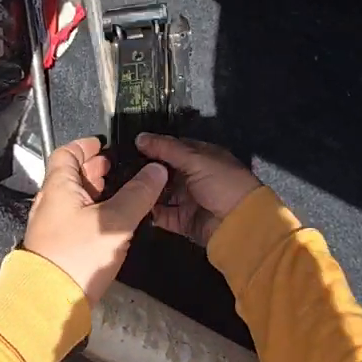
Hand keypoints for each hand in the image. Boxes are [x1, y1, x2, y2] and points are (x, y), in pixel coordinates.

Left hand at [23, 137, 168, 303]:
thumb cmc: (80, 253)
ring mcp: (52, 227)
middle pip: (71, 176)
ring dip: (96, 192)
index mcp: (58, 187)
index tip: (104, 145)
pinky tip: (113, 222)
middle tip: (120, 168)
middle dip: (95, 170)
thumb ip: (138, 194)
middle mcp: (50, 203)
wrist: (50, 302)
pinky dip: (94, 212)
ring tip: (122, 192)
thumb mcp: (115, 221)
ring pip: (75, 199)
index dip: (85, 146)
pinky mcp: (59, 248)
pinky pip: (77, 219)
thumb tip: (157, 168)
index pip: (66, 154)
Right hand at [135, 133, 262, 246]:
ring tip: (123, 187)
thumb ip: (167, 149)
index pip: (174, 148)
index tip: (131, 147)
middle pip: (165, 171)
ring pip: (161, 193)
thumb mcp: (196, 160)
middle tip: (121, 168)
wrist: (240, 224)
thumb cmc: (222, 184)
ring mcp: (188, 199)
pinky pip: (162, 215)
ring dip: (146, 191)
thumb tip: (140, 137)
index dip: (154, 147)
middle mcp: (194, 177)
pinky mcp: (183, 221)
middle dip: (147, 170)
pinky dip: (150, 212)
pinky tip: (133, 206)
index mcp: (202, 157)